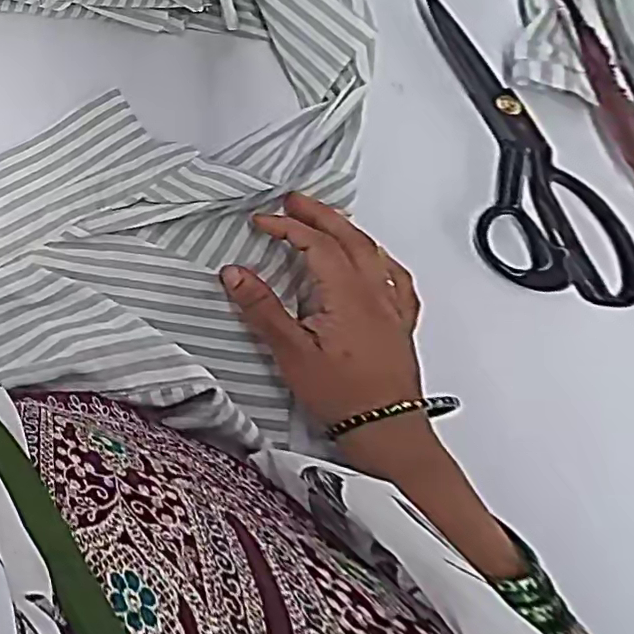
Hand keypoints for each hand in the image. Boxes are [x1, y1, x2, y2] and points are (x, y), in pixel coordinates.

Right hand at [219, 193, 430, 458]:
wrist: (388, 432)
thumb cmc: (342, 395)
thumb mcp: (290, 351)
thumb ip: (261, 308)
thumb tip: (234, 273)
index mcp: (348, 296)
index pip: (316, 245)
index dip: (287, 227)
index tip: (262, 222)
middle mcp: (375, 295)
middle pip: (349, 238)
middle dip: (319, 214)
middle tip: (293, 200)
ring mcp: (391, 308)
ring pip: (373, 253)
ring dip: (347, 228)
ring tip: (326, 217)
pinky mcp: (398, 324)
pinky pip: (396, 278)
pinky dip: (380, 258)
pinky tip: (375, 259)